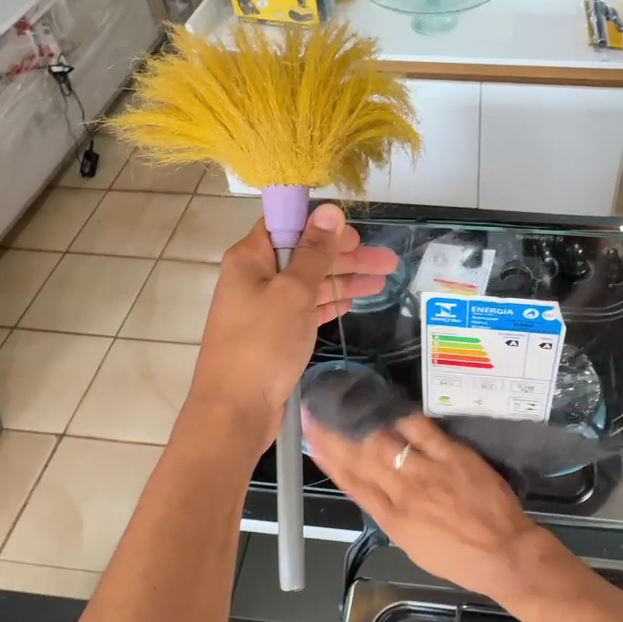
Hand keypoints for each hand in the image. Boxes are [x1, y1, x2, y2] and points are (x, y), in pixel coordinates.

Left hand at [183, 203, 398, 459]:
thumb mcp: (294, 293)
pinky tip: (354, 301)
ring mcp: (263, 308)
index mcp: (250, 258)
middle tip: (388, 262)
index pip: (289, 224)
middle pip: (305, 254)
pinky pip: (307, 309)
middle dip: (346, 256)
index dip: (324, 226)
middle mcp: (254, 277)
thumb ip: (315, 252)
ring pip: (310, 283)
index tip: (357, 236)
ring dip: (345, 280)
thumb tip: (330, 209)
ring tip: (384, 282)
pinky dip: (330, 303)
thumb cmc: (262, 346)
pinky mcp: (273, 335)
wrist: (234, 412)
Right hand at [301, 413, 566, 601]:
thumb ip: (392, 514)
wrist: (505, 554)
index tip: (312, 440)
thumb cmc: (460, 558)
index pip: (353, 484)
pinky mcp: (453, 455)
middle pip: (361, 458)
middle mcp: (404, 493)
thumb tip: (374, 489)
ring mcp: (428, 471)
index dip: (329, 459)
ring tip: (342, 403)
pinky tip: (386, 403)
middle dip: (334, 435)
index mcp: (393, 520)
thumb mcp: (414, 545)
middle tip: (316, 411)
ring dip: (359, 421)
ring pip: (384, 442)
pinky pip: (422, 430)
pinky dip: (401, 416)